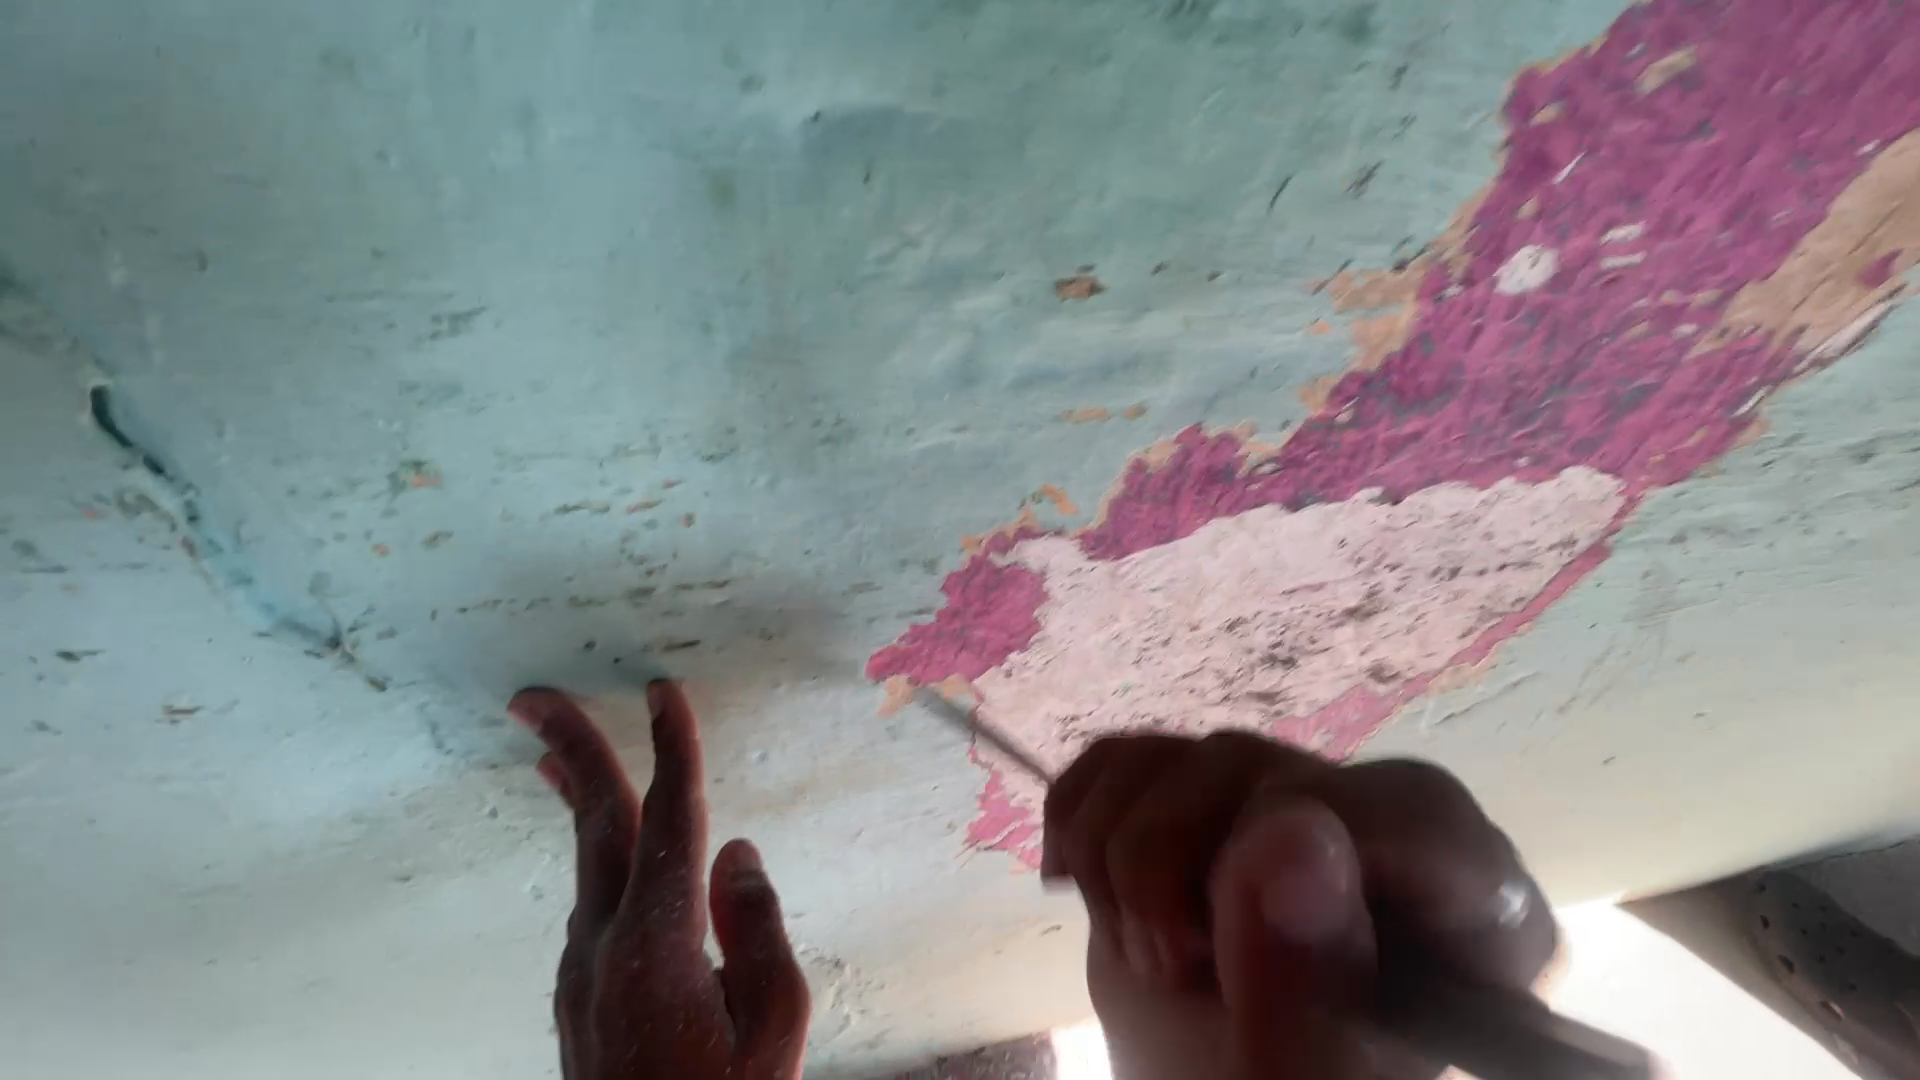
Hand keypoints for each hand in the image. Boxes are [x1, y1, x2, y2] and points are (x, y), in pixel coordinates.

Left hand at [512, 682, 809, 1079]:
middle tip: (531, 696)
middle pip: (593, 824)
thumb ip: (755, 923)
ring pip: (583, 857)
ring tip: (552, 746)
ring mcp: (580, 970)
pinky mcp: (580, 990)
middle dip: (571, 749)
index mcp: (656, 943)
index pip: (671, 818)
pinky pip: (589, 892)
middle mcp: (601, 944)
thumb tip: (735, 851)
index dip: (671, 747)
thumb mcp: (776, 1022)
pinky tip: (596, 836)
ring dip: (573, 792)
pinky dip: (588, 843)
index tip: (663, 689)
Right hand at [1043, 733, 1556, 1079]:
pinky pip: (1113, 755)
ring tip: (1142, 950)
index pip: (1417, 816)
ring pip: (1169, 755)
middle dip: (1167, 874)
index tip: (1207, 943)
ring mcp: (1272, 788)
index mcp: (1463, 908)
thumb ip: (1303, 997)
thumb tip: (1290, 834)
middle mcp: (1372, 822)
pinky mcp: (1189, 778)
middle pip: (1256, 772)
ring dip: (1111, 862)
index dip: (1302, 858)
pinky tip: (1090, 889)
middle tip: (1163, 970)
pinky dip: (1074, 824)